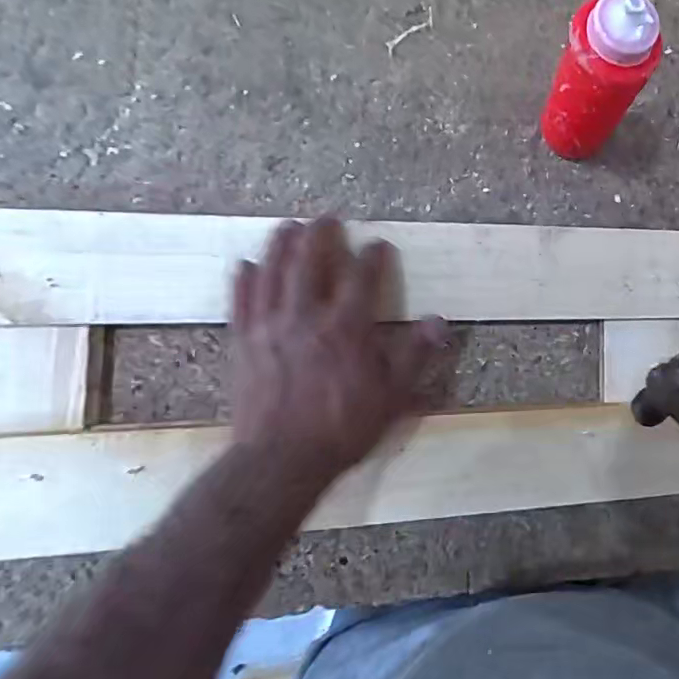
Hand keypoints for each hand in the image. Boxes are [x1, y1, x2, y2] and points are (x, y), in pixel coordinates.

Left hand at [229, 218, 451, 482]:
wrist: (280, 461)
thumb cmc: (344, 426)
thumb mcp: (393, 394)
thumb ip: (414, 354)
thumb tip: (437, 321)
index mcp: (346, 329)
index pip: (362, 280)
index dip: (373, 258)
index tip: (379, 245)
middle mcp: (306, 319)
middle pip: (311, 265)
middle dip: (320, 237)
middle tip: (326, 217)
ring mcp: (269, 329)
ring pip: (273, 276)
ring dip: (280, 247)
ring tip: (287, 227)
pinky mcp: (243, 344)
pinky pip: (241, 303)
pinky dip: (244, 281)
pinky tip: (246, 264)